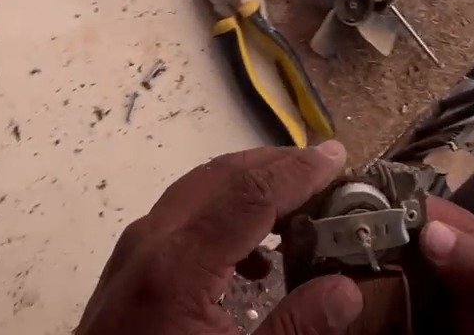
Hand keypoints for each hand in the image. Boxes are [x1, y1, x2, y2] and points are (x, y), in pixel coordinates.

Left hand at [77, 142, 364, 334]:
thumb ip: (294, 330)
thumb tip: (346, 289)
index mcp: (178, 264)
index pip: (250, 193)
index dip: (298, 172)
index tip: (337, 156)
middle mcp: (151, 241)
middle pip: (221, 176)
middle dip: (275, 165)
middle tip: (323, 171)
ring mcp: (133, 251)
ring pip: (198, 188)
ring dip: (250, 185)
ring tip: (297, 204)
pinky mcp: (128, 268)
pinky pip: (182, 215)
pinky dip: (224, 212)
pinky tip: (252, 255)